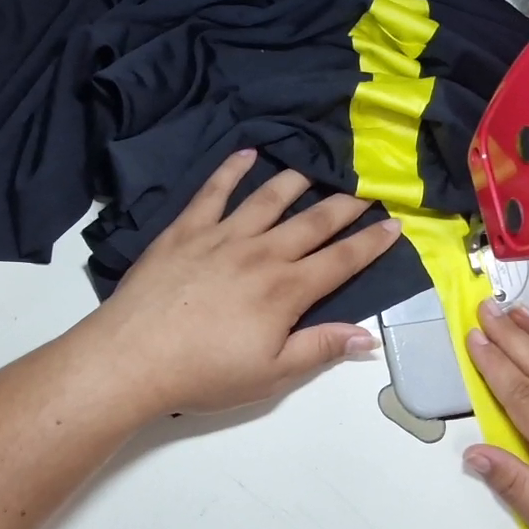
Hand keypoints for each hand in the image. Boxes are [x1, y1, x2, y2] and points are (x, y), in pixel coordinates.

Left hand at [80, 149, 402, 417]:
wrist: (134, 357)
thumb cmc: (205, 373)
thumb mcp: (271, 375)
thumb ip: (320, 348)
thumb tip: (368, 337)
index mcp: (287, 290)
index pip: (341, 261)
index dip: (371, 243)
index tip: (394, 224)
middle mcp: (262, 253)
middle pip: (313, 222)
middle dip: (345, 205)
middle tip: (367, 188)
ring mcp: (222, 236)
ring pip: (269, 198)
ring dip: (297, 180)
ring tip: (315, 167)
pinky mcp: (186, 230)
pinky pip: (214, 192)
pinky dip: (232, 170)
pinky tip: (247, 154)